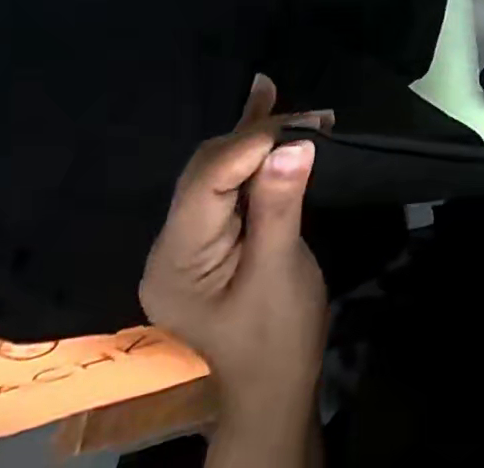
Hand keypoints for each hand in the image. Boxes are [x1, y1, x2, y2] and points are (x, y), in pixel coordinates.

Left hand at [139, 75, 330, 422]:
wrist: (277, 383)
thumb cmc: (278, 337)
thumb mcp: (280, 273)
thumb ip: (280, 206)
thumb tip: (295, 143)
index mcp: (176, 262)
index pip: (206, 185)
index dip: (249, 147)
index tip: (302, 124)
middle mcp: (171, 243)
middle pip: (209, 171)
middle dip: (258, 138)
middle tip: (312, 118)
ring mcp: (188, 236)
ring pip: (219, 169)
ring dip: (257, 136)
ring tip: (287, 100)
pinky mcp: (211, 231)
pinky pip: (227, 180)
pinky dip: (249, 147)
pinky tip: (262, 104)